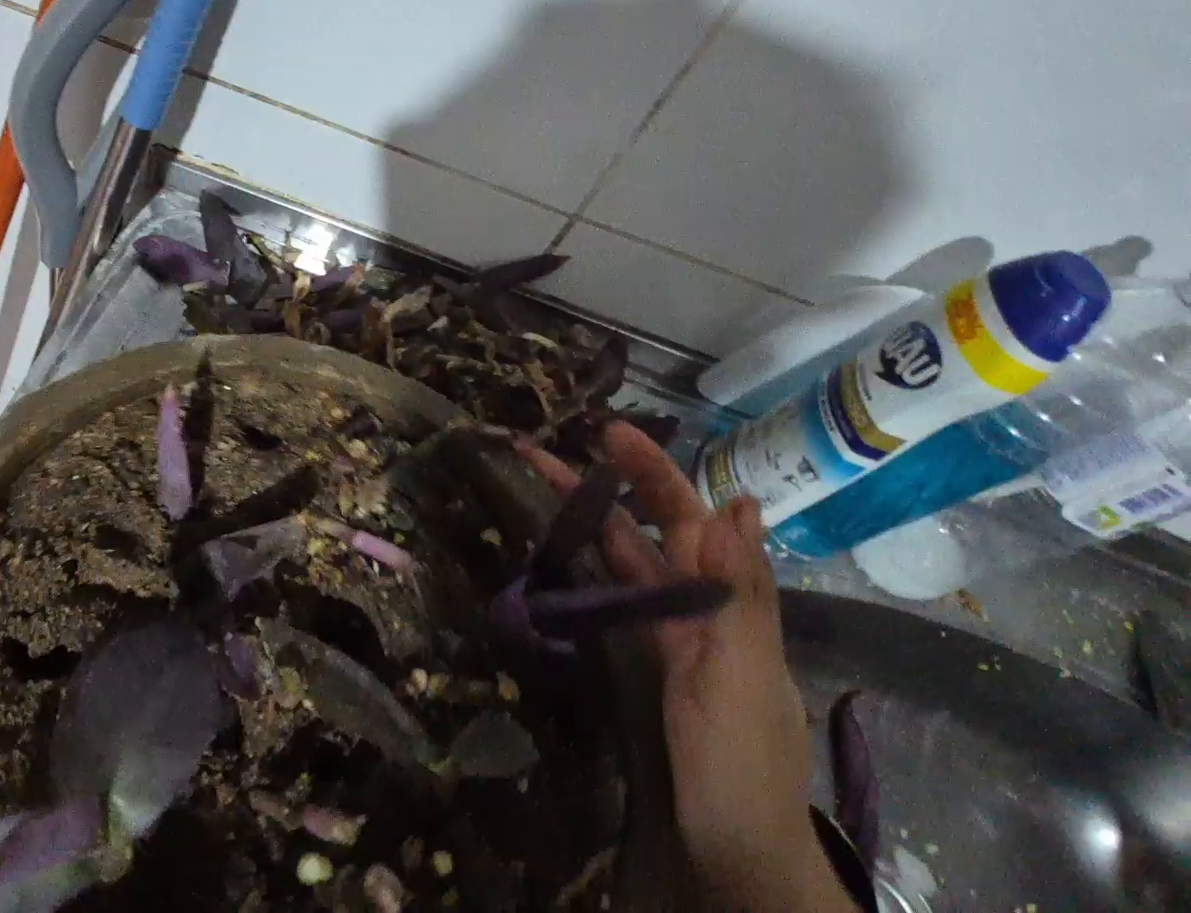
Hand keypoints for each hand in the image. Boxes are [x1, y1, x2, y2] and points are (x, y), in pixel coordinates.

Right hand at [517, 422, 855, 911]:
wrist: (733, 845)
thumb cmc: (740, 763)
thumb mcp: (744, 676)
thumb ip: (738, 595)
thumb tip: (737, 503)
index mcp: (726, 600)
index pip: (688, 517)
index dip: (650, 472)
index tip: (607, 432)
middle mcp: (695, 604)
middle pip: (645, 530)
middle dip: (601, 484)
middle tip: (541, 450)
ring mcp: (665, 631)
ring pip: (620, 561)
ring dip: (584, 522)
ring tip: (534, 487)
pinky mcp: (640, 659)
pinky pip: (609, 601)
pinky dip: (581, 571)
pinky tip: (553, 555)